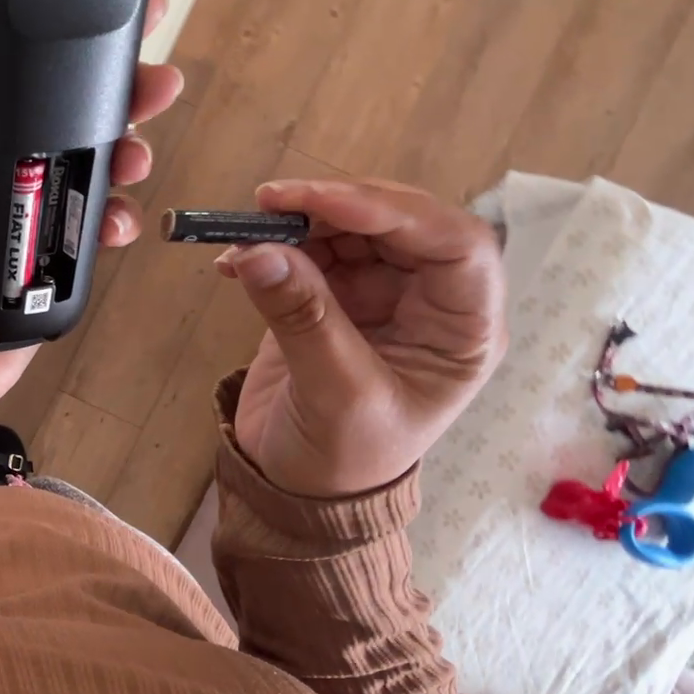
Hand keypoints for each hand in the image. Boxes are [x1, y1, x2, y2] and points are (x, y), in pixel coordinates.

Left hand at [0, 0, 185, 426]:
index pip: (7, 99)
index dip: (52, 61)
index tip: (104, 21)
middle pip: (61, 132)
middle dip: (112, 103)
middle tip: (156, 84)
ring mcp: (24, 235)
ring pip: (85, 180)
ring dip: (121, 159)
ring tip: (137, 159)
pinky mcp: (48, 279)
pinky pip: (89, 242)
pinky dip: (112, 226)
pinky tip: (120, 224)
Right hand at [218, 179, 506, 497]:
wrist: (295, 490)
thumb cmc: (340, 458)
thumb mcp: (334, 394)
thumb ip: (304, 319)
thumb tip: (257, 250)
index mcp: (460, 326)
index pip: (453, 244)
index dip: (393, 213)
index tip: (320, 202)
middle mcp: (424, 301)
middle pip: (396, 226)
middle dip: (335, 208)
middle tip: (269, 203)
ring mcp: (372, 298)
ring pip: (345, 233)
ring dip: (294, 226)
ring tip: (240, 238)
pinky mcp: (324, 303)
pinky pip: (302, 257)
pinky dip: (267, 251)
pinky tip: (232, 261)